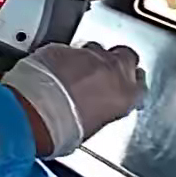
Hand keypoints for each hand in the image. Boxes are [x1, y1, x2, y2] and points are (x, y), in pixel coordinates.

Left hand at [1, 43, 143, 156]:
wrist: (35, 111)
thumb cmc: (63, 129)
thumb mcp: (95, 126)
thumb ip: (104, 109)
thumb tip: (96, 109)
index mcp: (125, 95)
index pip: (140, 84)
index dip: (132, 82)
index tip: (127, 84)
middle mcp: (110, 70)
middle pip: (126, 55)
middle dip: (117, 61)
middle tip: (105, 71)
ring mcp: (85, 55)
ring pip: (96, 48)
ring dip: (89, 58)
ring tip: (77, 71)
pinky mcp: (60, 47)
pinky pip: (66, 49)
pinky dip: (62, 57)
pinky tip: (53, 69)